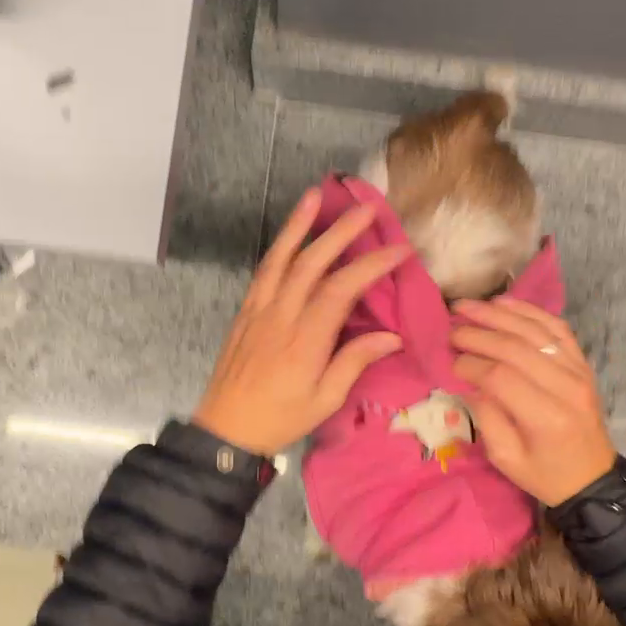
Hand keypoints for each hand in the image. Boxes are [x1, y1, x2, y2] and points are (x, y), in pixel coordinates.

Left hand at [193, 188, 411, 454]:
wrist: (225, 429)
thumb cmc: (280, 419)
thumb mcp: (324, 400)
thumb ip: (354, 362)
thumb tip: (391, 336)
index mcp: (305, 340)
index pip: (342, 289)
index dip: (371, 265)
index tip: (400, 251)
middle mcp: (280, 316)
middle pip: (312, 263)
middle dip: (341, 232)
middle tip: (368, 208)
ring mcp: (258, 310)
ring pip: (281, 258)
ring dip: (299, 225)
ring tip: (317, 196)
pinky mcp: (245, 312)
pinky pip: (263, 271)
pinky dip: (278, 247)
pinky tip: (289, 233)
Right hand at [450, 297, 615, 504]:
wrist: (593, 479)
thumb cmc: (545, 475)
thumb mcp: (506, 459)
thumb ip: (486, 418)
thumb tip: (466, 382)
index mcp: (545, 417)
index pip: (501, 376)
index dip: (470, 364)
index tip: (449, 363)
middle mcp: (566, 387)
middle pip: (516, 347)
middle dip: (477, 334)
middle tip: (449, 330)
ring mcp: (579, 371)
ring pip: (535, 330)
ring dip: (498, 314)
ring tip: (466, 306)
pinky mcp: (583, 363)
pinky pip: (556, 327)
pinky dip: (529, 311)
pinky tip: (503, 303)